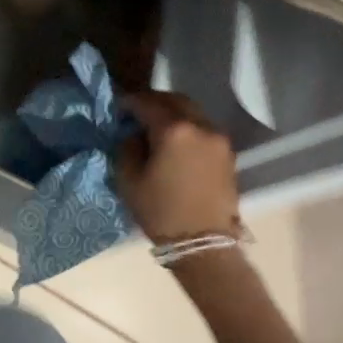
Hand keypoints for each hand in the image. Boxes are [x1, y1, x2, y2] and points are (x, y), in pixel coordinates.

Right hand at [118, 92, 240, 241]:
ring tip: (153, 126)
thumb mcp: (128, 177)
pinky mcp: (227, 153)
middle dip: (152, 102)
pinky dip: (186, 126)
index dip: (128, 102)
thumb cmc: (160, 210)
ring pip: (191, 111)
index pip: (146, 103)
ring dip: (171, 112)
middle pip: (174, 100)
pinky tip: (172, 141)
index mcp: (173, 130)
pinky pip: (202, 127)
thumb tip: (133, 133)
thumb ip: (127, 145)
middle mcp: (200, 126)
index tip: (116, 109)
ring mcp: (218, 138)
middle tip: (134, 112)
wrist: (203, 243)